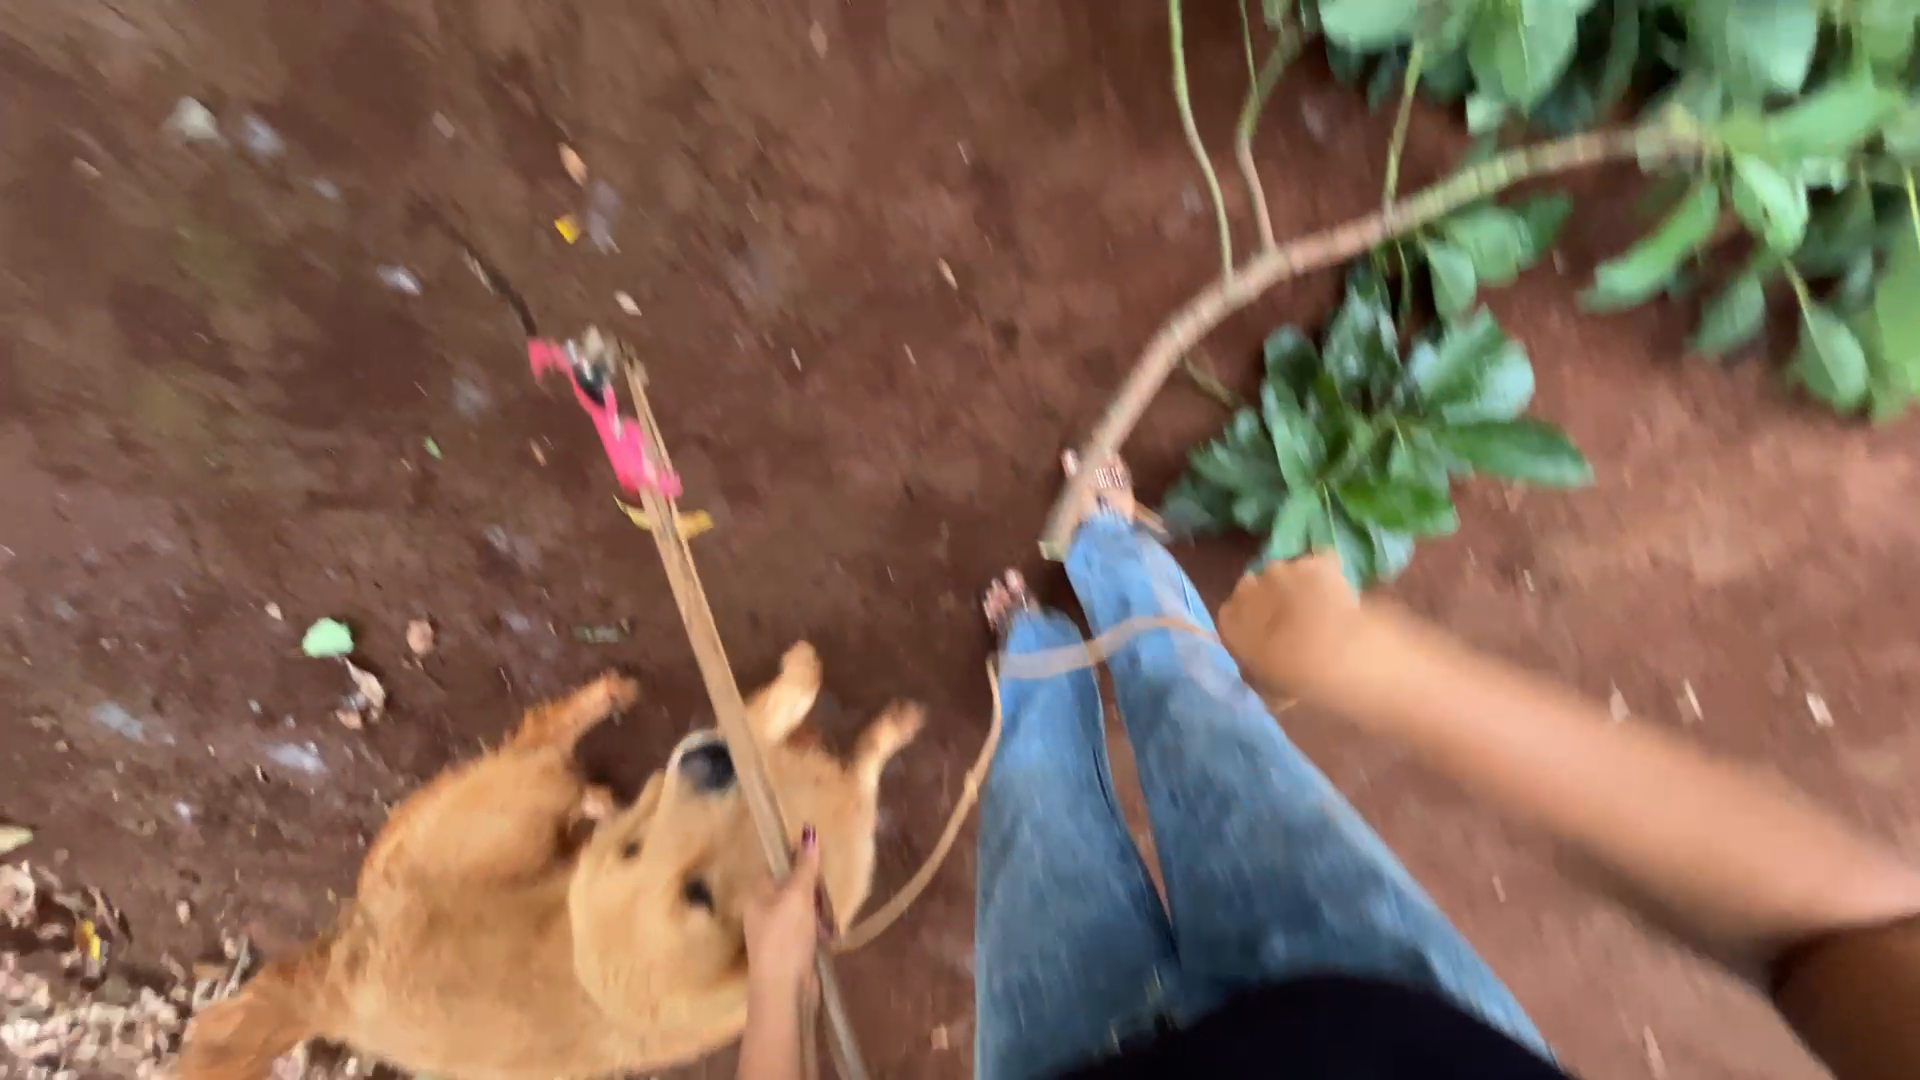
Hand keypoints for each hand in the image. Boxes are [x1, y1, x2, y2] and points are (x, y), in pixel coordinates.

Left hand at [742, 826, 826, 1002]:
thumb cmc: (785, 937)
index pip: (778, 866)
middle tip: (822, 899)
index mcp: (757, 894)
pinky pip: (809, 927)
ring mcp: (777, 931)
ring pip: (805, 907)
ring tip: (827, 922)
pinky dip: (820, 929)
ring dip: (820, 911)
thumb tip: (808, 831)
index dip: (798, 863)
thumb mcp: (798, 895)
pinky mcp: (791, 949)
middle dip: (815, 891)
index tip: (818, 865)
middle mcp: (763, 910)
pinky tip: (828, 935)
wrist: (784, 992)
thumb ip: (805, 865)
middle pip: (795, 886)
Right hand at [1218, 552, 1367, 694]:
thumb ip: (1256, 670)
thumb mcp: (1266, 685)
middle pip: (1257, 586)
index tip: (1268, 636)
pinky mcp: (1315, 562)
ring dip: (1300, 584)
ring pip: (1288, 571)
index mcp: (1230, 619)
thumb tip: (1259, 668)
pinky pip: (1321, 562)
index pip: (1232, 612)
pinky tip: (1341, 590)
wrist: (1337, 656)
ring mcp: (1281, 569)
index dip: (1252, 621)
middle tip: (1296, 622)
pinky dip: (1329, 572)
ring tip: (1323, 606)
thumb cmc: (1296, 680)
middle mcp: (1247, 587)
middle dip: (1273, 598)